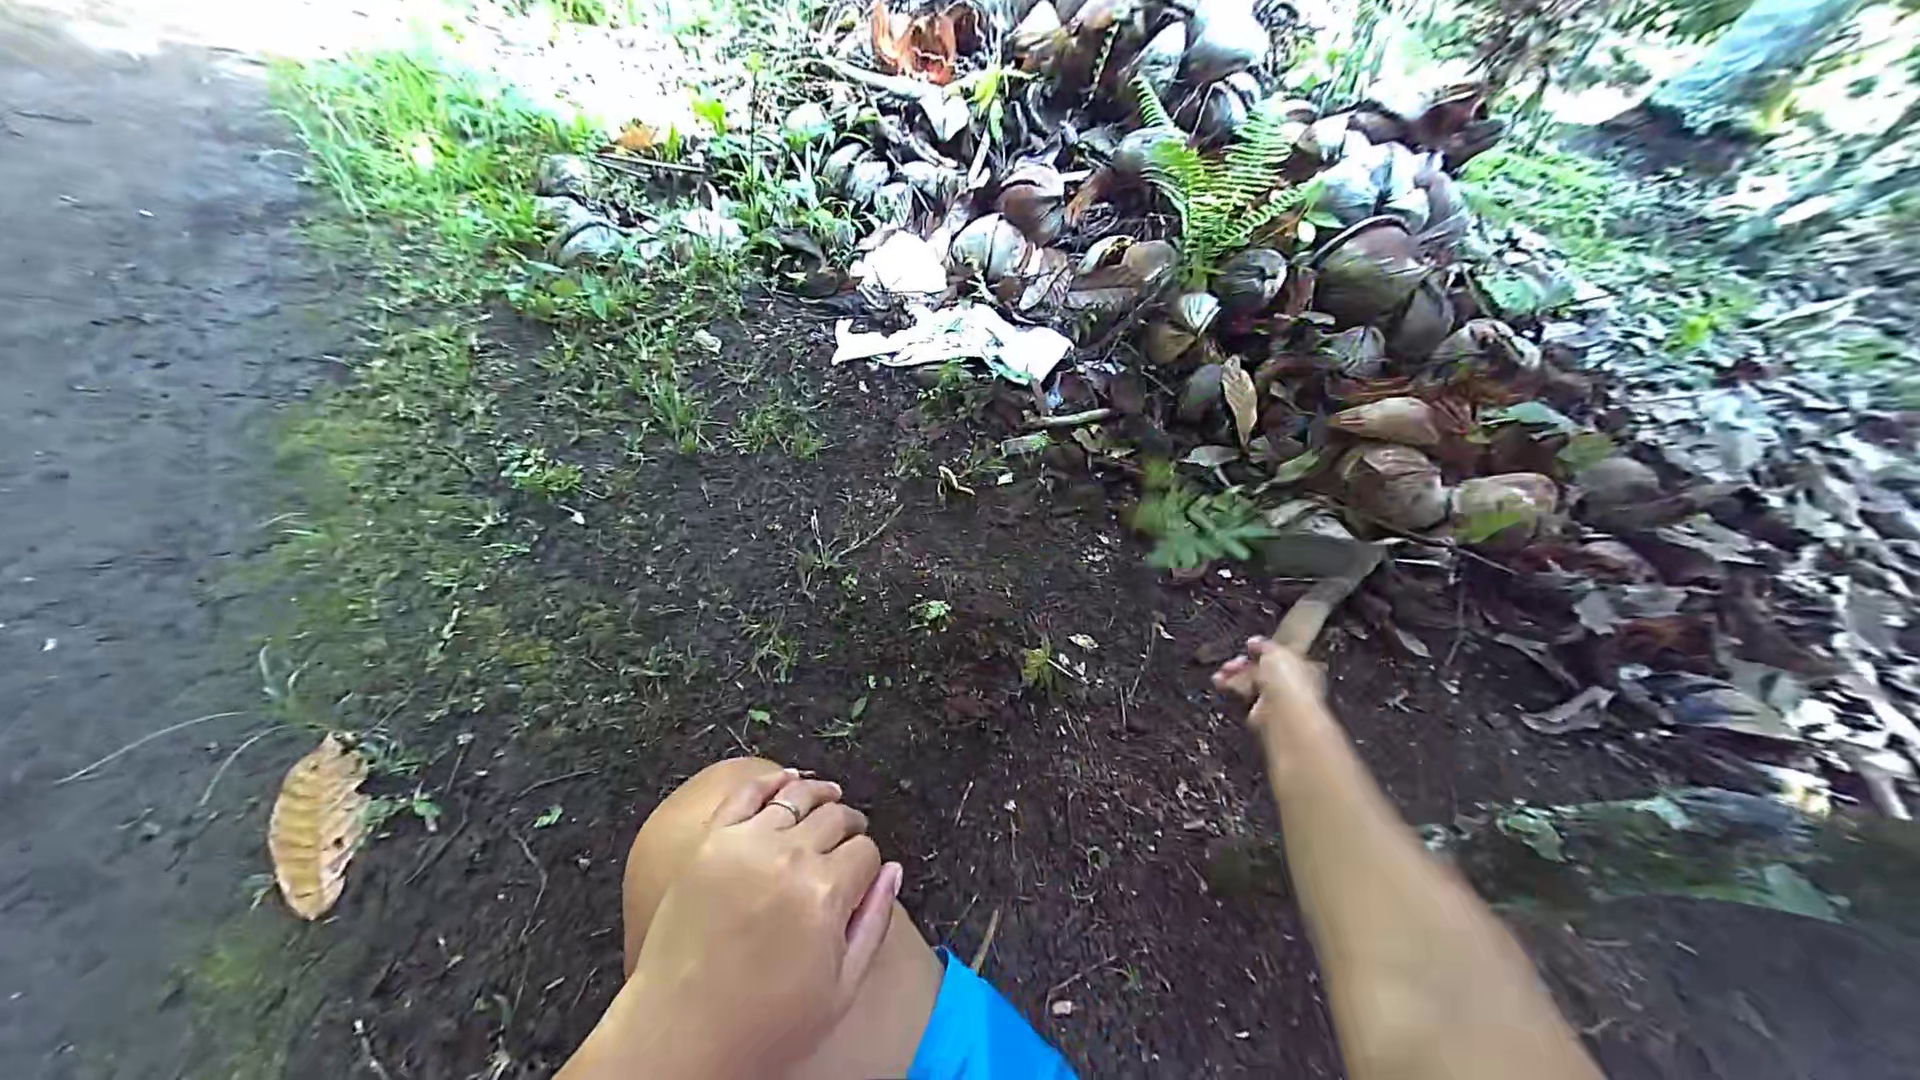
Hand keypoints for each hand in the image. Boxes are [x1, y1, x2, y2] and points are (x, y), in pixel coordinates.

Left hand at [612, 768, 901, 1076]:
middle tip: (851, 835)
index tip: (863, 873)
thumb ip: (875, 922)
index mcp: (825, 893)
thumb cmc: (762, 1026)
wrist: (677, 1039)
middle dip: (851, 825)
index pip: (865, 851)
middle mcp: (789, 857)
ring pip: (798, 796)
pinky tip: (788, 778)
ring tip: (831, 794)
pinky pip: (747, 794)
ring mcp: (746, 844)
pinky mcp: (712, 842)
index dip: (869, 862)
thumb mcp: (840, 991)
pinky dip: (772, 780)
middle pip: (836, 818)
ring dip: (821, 792)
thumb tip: (893, 870)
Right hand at [1212, 635, 1325, 731]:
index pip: (1278, 656)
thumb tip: (1254, 642)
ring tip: (1221, 673)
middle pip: (1260, 671)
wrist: (1283, 712)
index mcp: (1301, 667)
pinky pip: (1242, 699)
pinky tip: (1221, 684)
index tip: (1248, 646)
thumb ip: (1264, 645)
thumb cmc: (1290, 683)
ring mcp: (1273, 701)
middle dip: (1243, 665)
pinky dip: (1230, 691)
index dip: (1261, 650)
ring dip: (1233, 677)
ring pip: (1249, 685)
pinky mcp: (1259, 715)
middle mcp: (1289, 686)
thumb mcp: (1276, 651)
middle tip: (1233, 662)